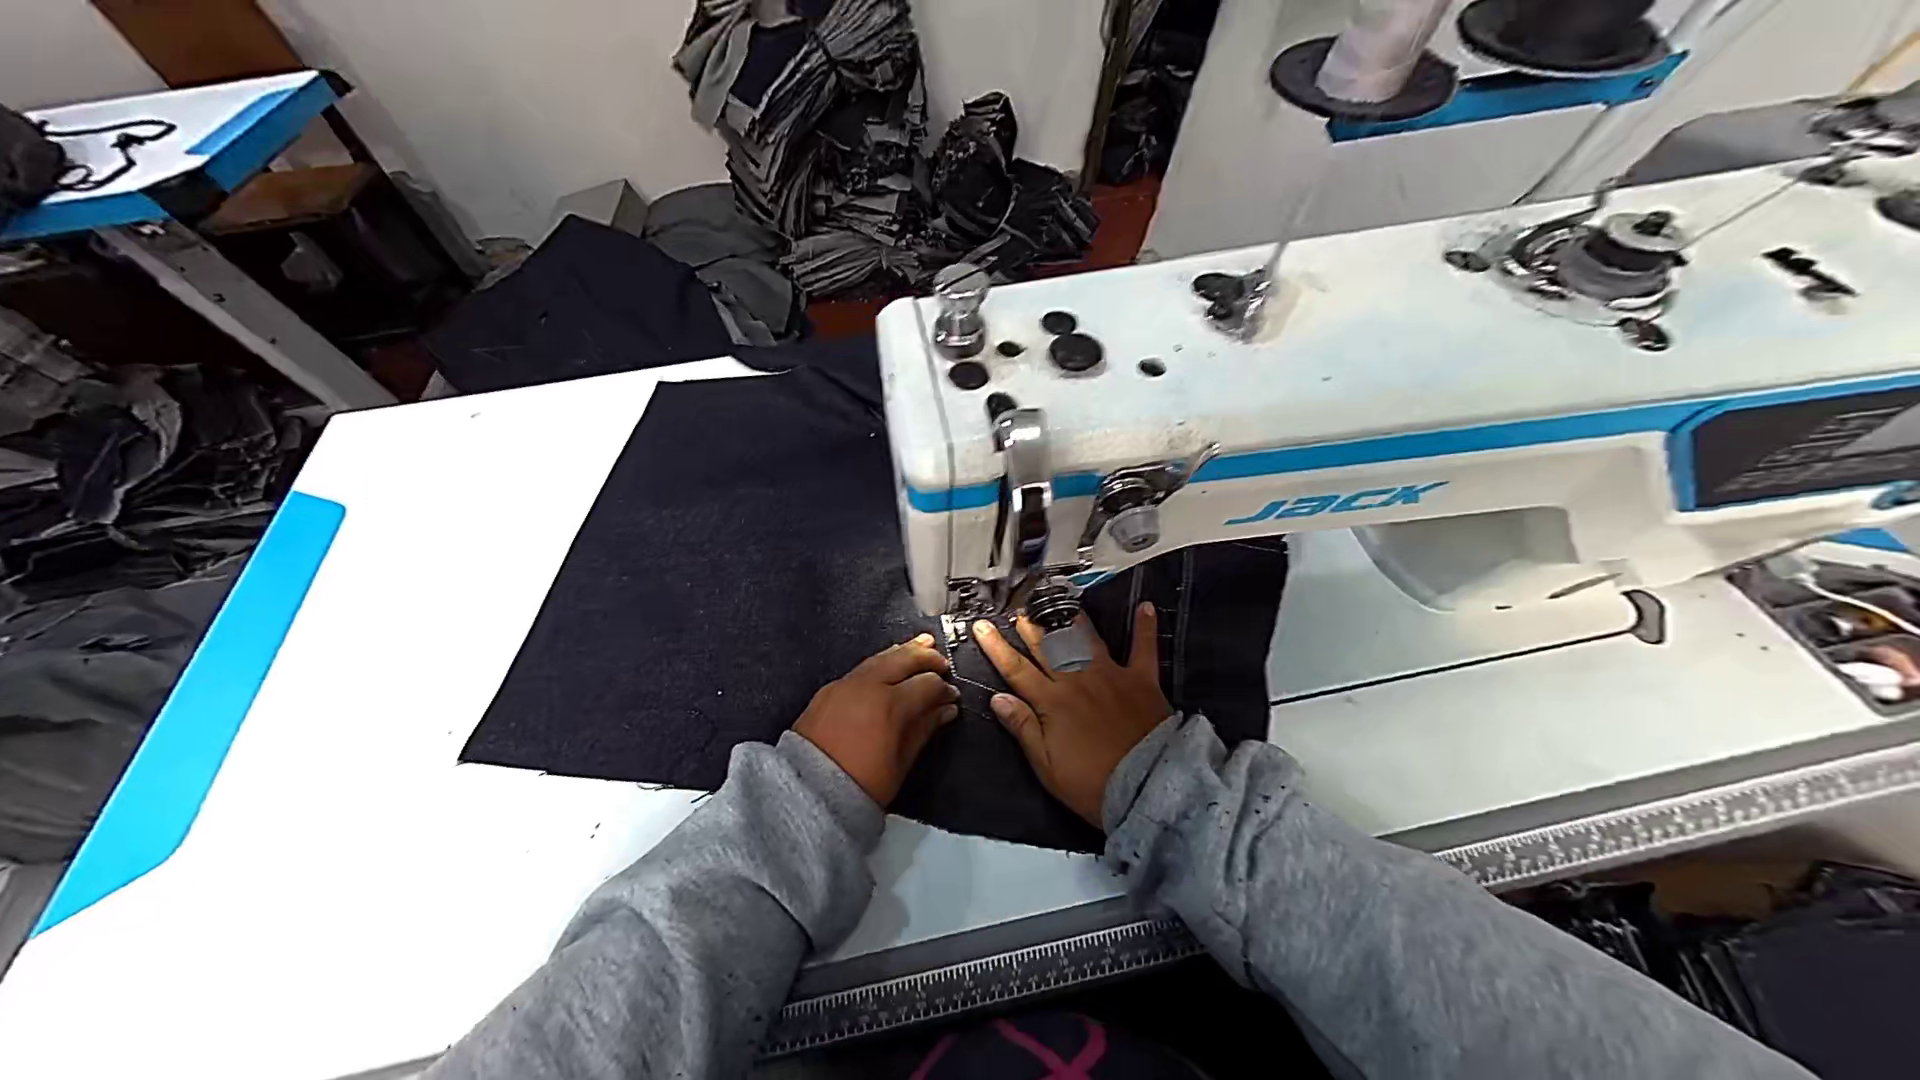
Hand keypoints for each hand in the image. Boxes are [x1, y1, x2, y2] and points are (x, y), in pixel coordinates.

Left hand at [793, 633, 958, 805]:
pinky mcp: (829, 689)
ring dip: (904, 652)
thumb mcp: (901, 763)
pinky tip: (889, 664)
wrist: (806, 794)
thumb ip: (925, 729)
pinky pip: (863, 667)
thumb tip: (945, 710)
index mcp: (890, 705)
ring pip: (881, 658)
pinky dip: (881, 662)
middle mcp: (868, 686)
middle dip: (927, 658)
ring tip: (922, 646)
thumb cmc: (859, 786)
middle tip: (942, 662)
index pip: (927, 684)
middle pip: (904, 659)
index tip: (951, 697)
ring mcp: (845, 684)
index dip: (943, 689)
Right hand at [973, 604, 1171, 826]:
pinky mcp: (1142, 681)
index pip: (1016, 668)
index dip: (996, 647)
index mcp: (1052, 702)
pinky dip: (1145, 628)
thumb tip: (998, 698)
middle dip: (1030, 627)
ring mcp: (1111, 676)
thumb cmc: (1093, 783)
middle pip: (1048, 647)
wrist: (1148, 787)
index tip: (982, 627)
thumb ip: (1022, 727)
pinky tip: (1145, 608)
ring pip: (1086, 639)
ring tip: (1060, 603)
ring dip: (1071, 619)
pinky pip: (1143, 649)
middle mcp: (1078, 680)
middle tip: (1019, 612)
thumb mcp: (1047, 765)